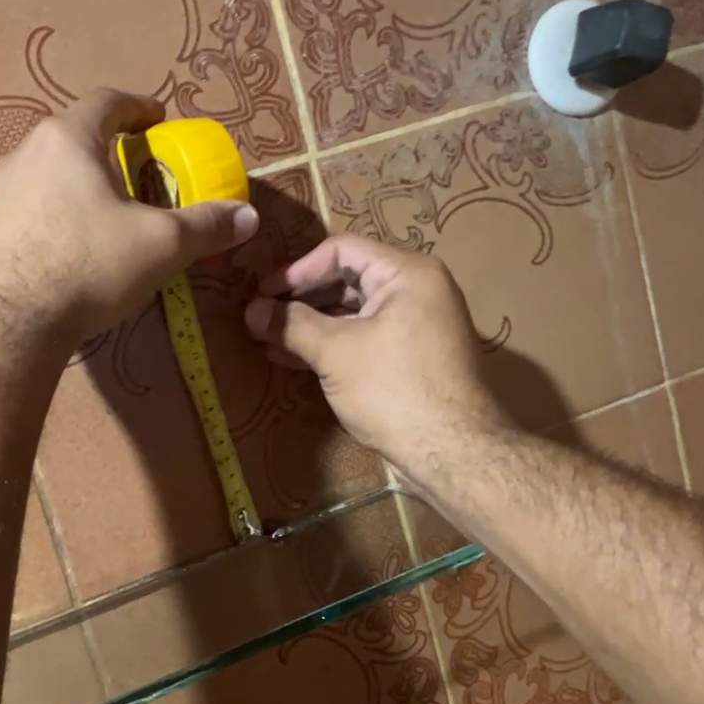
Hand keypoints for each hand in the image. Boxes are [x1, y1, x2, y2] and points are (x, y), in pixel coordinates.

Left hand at [0, 88, 259, 344]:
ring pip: (52, 171)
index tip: (158, 122)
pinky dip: (60, 208)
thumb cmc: (89, 265)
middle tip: (139, 170)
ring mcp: (2, 190)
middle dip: (111, 147)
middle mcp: (27, 153)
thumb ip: (205, 225)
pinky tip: (76, 241)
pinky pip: (34, 203)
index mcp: (68, 139)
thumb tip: (248, 217)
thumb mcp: (160, 244)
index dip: (138, 108)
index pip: (106, 102)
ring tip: (110, 208)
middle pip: (76, 135)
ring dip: (83, 179)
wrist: (12, 322)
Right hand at [243, 236, 514, 475]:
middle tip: (259, 317)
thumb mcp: (335, 352)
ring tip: (265, 339)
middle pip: (346, 278)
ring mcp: (415, 323)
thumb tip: (250, 310)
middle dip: (299, 299)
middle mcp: (416, 290)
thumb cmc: (394, 390)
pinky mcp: (409, 355)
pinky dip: (328, 343)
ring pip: (351, 311)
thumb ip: (290, 325)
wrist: (452, 452)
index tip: (261, 294)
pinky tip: (291, 357)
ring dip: (308, 324)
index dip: (296, 270)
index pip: (341, 251)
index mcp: (406, 273)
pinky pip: (361, 335)